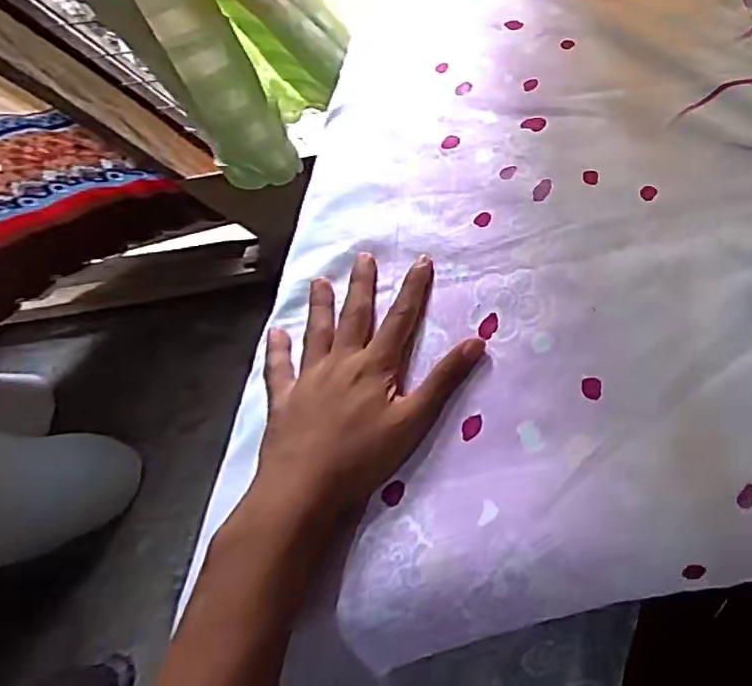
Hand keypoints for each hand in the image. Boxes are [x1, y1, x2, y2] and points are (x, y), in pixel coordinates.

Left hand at [253, 252, 484, 522]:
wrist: (300, 493)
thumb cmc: (363, 457)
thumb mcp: (414, 419)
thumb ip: (445, 379)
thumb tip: (477, 342)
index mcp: (375, 366)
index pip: (400, 319)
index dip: (414, 289)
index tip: (421, 262)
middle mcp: (342, 363)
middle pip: (355, 316)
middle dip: (363, 286)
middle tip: (363, 257)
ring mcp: (309, 380)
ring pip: (317, 334)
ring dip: (320, 306)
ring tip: (319, 281)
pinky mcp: (285, 401)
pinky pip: (279, 369)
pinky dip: (277, 350)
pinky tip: (274, 333)